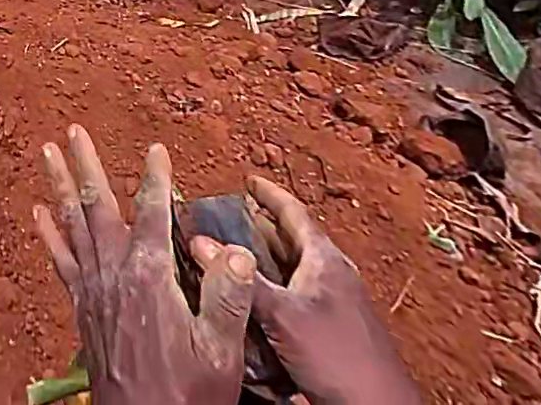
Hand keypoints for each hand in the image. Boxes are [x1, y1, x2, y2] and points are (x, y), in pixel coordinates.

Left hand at [33, 125, 254, 404]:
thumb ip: (227, 297)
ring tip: (48, 152)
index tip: (157, 149)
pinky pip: (60, 258)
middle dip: (86, 164)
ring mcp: (92, 285)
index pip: (151, 211)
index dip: (155, 177)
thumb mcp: (220, 352)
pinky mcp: (81, 304)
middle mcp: (114, 269)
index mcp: (148, 274)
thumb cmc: (186, 395)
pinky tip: (38, 211)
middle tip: (73, 131)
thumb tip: (235, 248)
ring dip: (60, 184)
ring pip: (72, 222)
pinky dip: (48, 232)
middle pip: (98, 203)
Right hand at [190, 177, 421, 404]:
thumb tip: (200, 243)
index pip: (293, 212)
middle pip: (291, 239)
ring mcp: (334, 303)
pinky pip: (296, 294)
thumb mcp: (282, 314)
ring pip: (293, 268)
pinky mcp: (332, 329)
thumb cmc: (341, 360)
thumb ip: (242, 279)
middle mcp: (332, 275)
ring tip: (233, 253)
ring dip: (265, 258)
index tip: (248, 180)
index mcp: (324, 260)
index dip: (268, 193)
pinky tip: (253, 299)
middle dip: (260, 225)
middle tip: (229, 215)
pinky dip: (273, 287)